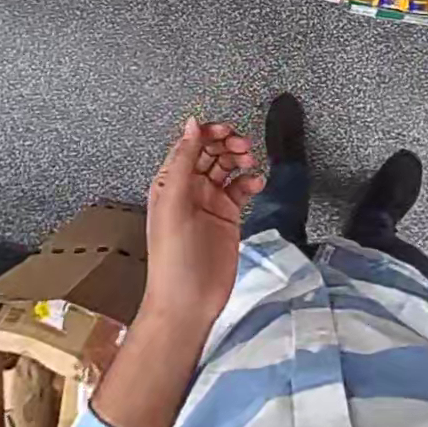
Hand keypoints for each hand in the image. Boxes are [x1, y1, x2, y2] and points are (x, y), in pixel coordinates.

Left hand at [143, 118, 263, 327]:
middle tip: (242, 146)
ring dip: (239, 159)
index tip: (226, 129)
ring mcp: (210, 201)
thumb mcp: (175, 202)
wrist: (189, 302)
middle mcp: (189, 188)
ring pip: (227, 166)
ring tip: (250, 161)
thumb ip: (184, 160)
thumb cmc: (173, 257)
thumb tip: (191, 124)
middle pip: (211, 152)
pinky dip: (250, 181)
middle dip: (227, 143)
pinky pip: (241, 188)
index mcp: (171, 181)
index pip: (189, 144)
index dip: (207, 132)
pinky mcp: (228, 215)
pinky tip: (256, 183)